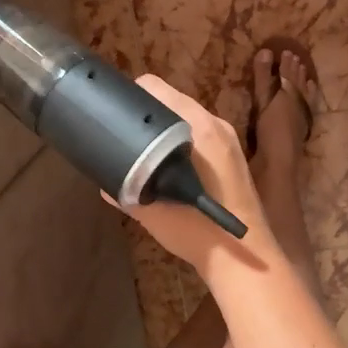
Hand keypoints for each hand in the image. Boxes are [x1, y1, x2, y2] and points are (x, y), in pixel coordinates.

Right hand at [118, 76, 277, 278]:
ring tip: (141, 150)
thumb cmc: (196, 230)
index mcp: (198, 127)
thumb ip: (125, 192)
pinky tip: (167, 165)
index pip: (157, 89)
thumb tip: (104, 184)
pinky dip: (181, 142)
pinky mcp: (233, 156)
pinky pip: (201, 135)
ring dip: (165, 129)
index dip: (131, 96)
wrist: (243, 258)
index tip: (114, 115)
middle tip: (123, 135)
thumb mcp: (151, 211)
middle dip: (147, 114)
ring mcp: (228, 139)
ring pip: (187, 119)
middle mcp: (216, 124)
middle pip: (173, 101)